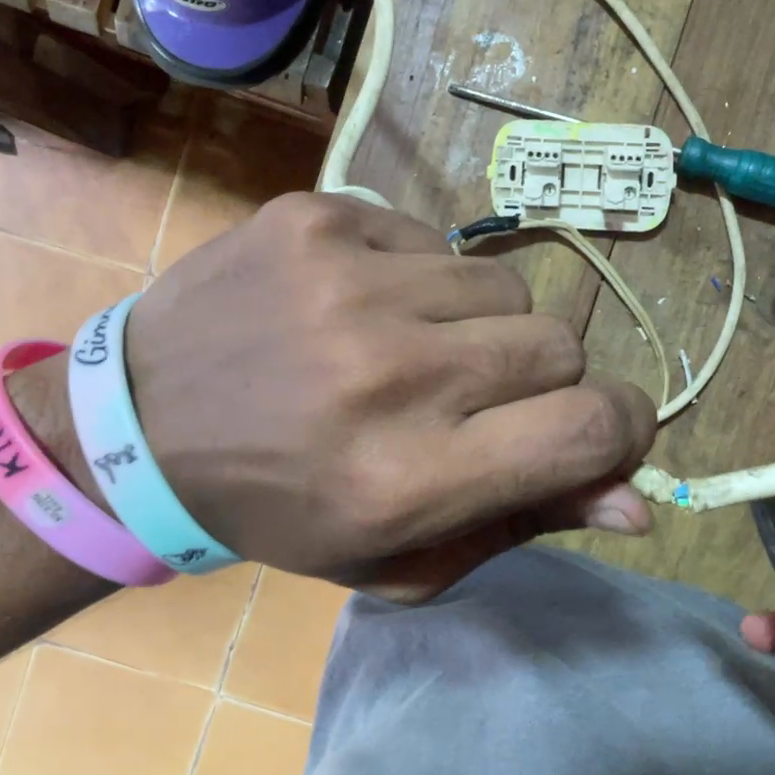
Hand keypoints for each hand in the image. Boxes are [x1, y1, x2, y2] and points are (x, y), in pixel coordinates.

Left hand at [122, 193, 656, 600]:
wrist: (137, 426)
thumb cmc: (281, 511)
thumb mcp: (399, 557)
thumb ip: (522, 523)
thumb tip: (636, 502)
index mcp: (408, 477)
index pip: (588, 427)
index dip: (624, 429)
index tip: (602, 432)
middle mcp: (389, 372)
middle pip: (560, 345)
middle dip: (542, 380)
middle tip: (477, 399)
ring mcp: (351, 281)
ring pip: (505, 285)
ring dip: (481, 326)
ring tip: (413, 350)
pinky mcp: (321, 217)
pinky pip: (437, 240)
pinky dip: (423, 279)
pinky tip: (366, 308)